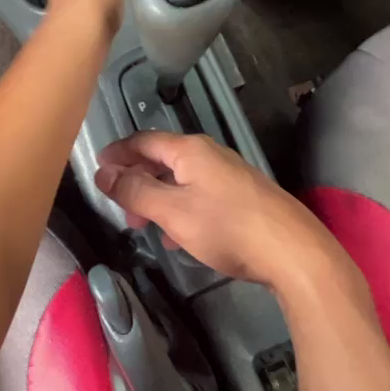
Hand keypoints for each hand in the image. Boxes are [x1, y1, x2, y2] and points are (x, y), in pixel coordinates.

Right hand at [93, 132, 344, 289]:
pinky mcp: (242, 196)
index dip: (118, 153)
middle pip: (162, 159)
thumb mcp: (172, 211)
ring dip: (158, 199)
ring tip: (147, 229)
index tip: (97, 168)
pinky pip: (199, 194)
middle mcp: (209, 154)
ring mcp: (229, 174)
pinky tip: (180, 238)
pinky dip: (180, 209)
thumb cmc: (226, 227)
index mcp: (190, 150)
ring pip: (181, 180)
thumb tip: (103, 172)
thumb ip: (135, 191)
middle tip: (121, 209)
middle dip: (137, 181)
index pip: (143, 140)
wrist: (292, 250)